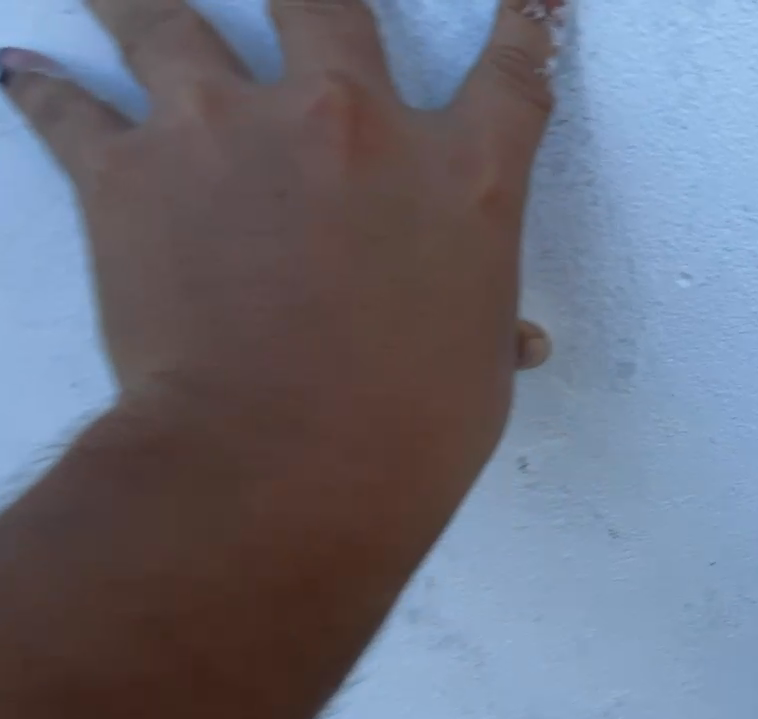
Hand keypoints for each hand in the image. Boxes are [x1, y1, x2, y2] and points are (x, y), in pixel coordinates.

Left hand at [1, 0, 562, 522]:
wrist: (294, 455)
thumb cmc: (423, 418)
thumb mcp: (483, 362)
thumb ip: (493, 324)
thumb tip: (513, 338)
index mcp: (467, 181)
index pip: (516, 75)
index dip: (530, 23)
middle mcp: (358, 128)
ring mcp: (236, 132)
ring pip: (162, 11)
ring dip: (151, 2)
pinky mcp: (128, 167)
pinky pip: (67, 104)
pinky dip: (54, 92)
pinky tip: (37, 78)